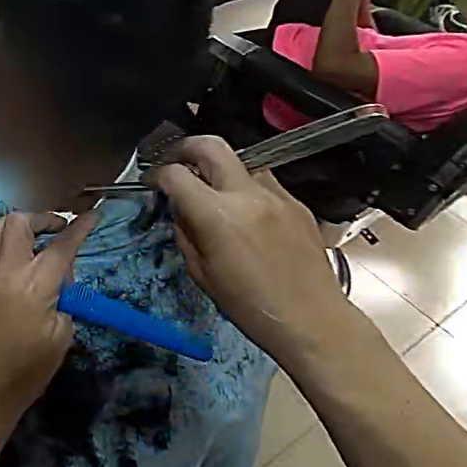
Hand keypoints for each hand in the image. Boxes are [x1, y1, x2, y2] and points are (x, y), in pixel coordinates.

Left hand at [0, 211, 96, 466]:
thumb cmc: (27, 369)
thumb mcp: (62, 335)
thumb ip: (64, 298)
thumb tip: (59, 281)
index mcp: (35, 282)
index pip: (62, 244)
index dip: (80, 227)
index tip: (93, 214)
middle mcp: (7, 269)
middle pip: (20, 221)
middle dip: (43, 218)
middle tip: (59, 229)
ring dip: (20, 225)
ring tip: (36, 238)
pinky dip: (4, 243)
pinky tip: (17, 260)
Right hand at [148, 137, 355, 368]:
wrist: (312, 320)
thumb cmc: (250, 307)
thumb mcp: (202, 274)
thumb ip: (186, 233)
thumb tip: (181, 208)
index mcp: (218, 215)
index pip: (177, 174)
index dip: (158, 174)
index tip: (154, 182)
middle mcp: (247, 194)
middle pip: (211, 145)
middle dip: (187, 148)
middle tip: (177, 161)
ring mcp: (277, 194)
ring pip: (241, 161)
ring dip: (222, 169)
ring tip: (216, 192)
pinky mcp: (297, 202)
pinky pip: (265, 183)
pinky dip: (248, 191)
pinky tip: (249, 215)